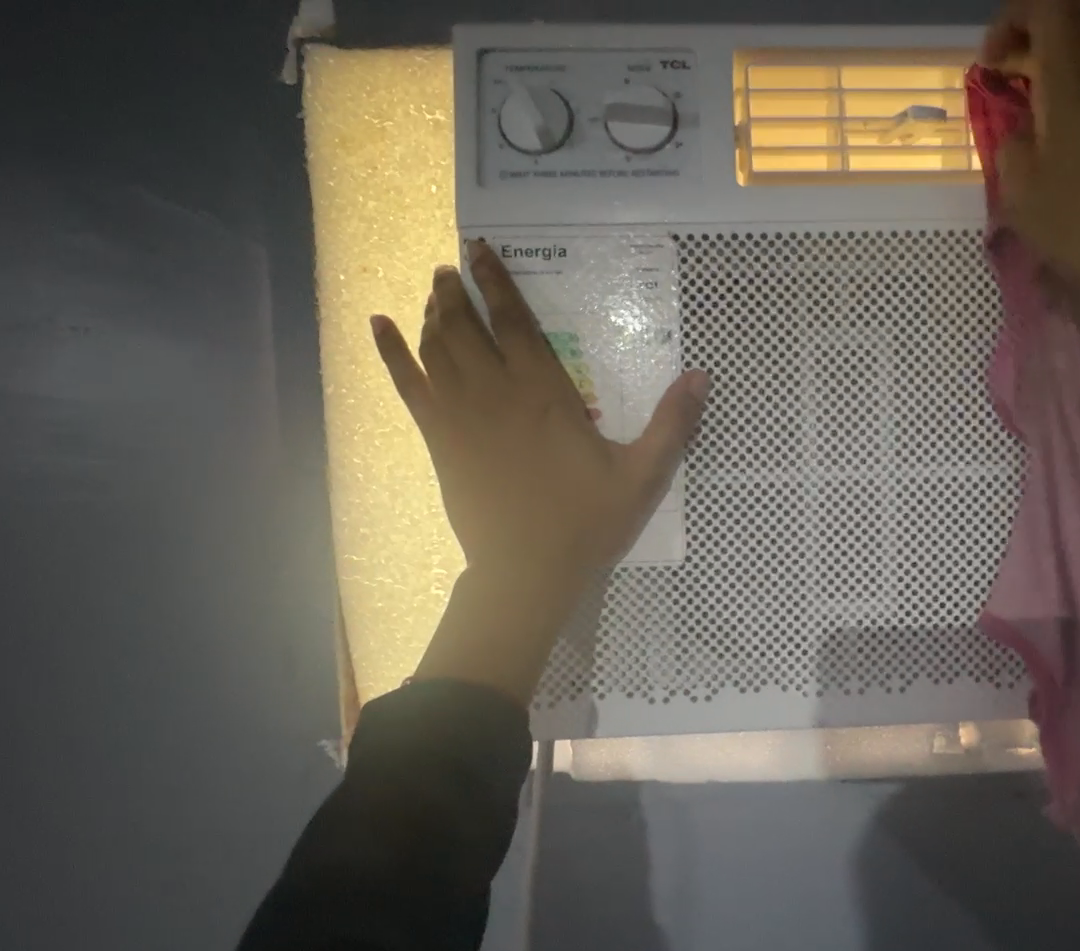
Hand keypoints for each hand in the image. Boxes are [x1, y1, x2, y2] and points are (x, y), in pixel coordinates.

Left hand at [370, 241, 708, 699]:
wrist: (528, 572)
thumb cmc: (587, 523)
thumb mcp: (642, 476)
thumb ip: (671, 425)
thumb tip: (702, 375)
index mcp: (544, 393)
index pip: (514, 322)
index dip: (496, 282)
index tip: (479, 250)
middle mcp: (495, 393)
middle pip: (466, 326)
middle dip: (456, 291)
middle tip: (452, 268)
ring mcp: (460, 416)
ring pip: (436, 348)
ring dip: (431, 313)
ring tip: (433, 291)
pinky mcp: (439, 442)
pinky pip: (408, 386)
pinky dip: (390, 353)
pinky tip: (377, 326)